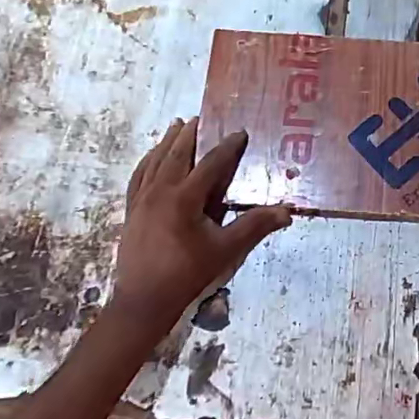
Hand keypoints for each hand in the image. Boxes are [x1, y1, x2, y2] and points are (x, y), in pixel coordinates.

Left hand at [108, 118, 290, 337]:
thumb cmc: (187, 273)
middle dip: (188, 135)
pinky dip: (147, 163)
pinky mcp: (131, 212)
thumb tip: (287, 212)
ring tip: (174, 127)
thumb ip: (255, 226)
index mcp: (183, 198)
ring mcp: (141, 201)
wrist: (143, 301)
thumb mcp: (226, 250)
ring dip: (165, 143)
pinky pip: (138, 178)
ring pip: (154, 163)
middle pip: (175, 155)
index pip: (210, 164)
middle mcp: (159, 192)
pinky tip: (150, 160)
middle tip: (198, 118)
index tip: (240, 133)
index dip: (227, 147)